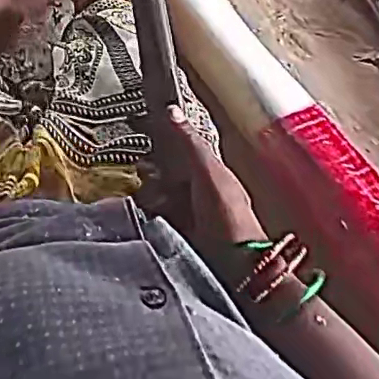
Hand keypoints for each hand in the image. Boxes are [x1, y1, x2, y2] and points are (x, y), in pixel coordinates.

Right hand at [149, 102, 265, 247]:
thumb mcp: (208, 172)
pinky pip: (156, 212)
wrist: (236, 269)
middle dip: (152, 169)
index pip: (185, 146)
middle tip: (143, 170)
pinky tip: (148, 213)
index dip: (165, 137)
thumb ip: (190, 142)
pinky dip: (149, 210)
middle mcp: (202, 190)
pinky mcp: (180, 232)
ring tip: (149, 198)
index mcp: (213, 172)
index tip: (144, 129)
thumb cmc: (227, 216)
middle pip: (167, 169)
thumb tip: (171, 109)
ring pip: (159, 191)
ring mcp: (191, 213)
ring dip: (150, 192)